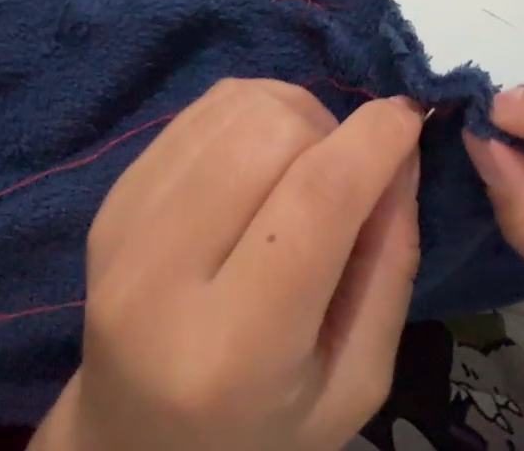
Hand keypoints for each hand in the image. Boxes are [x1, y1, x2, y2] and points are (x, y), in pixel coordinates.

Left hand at [32, 79, 423, 450]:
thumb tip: (402, 149)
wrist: (133, 435)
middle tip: (343, 175)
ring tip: (299, 168)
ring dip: (292, 116)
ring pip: (236, 105)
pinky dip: (250, 115)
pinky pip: (202, 107)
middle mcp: (162, 274)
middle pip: (270, 133)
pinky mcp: (112, 193)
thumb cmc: (261, 424)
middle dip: (330, 132)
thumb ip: (390, 265)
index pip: (316, 202)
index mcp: (233, 348)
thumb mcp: (354, 382)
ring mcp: (125, 225)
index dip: (375, 141)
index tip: (411, 115)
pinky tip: (257, 161)